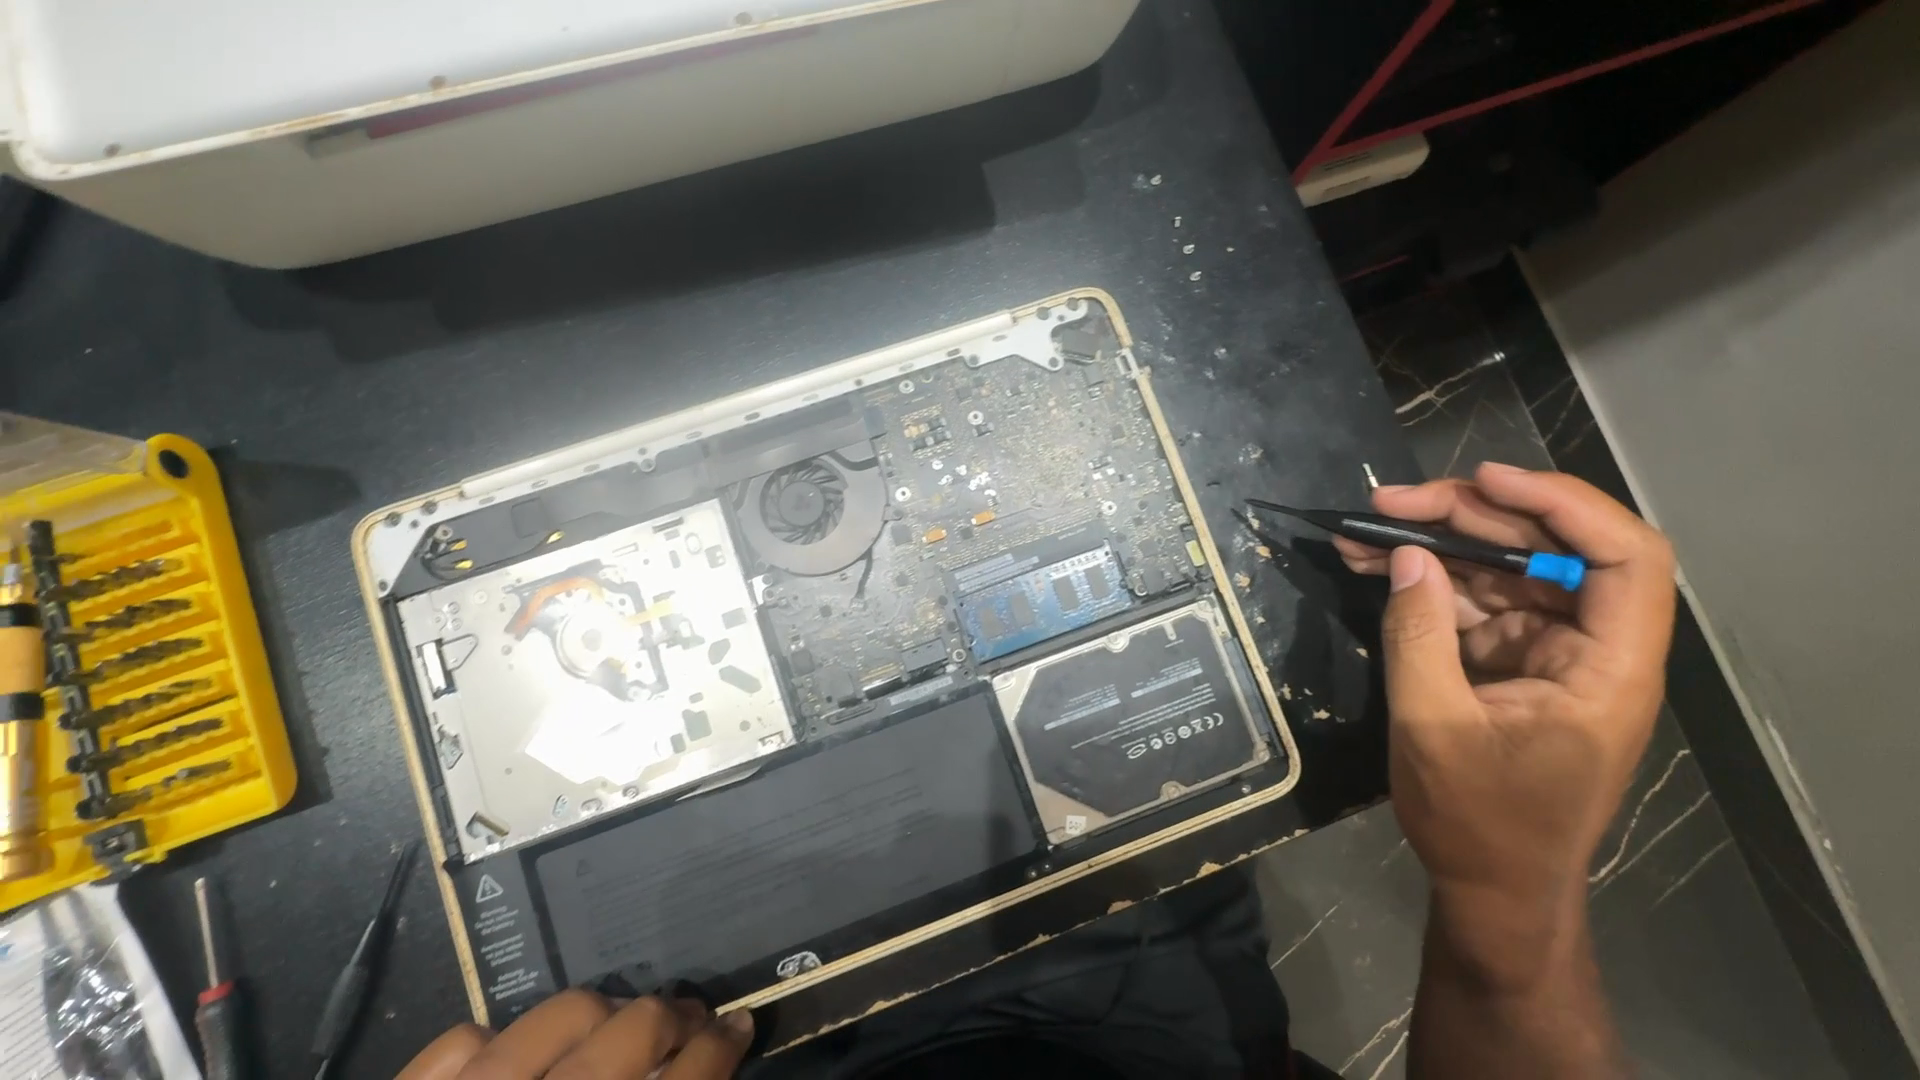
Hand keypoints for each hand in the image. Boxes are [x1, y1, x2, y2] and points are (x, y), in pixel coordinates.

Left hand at [395, 991, 752, 1079]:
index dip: (719, 1050)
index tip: (740, 1028)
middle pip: (632, 1030)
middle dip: (679, 1019)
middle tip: (695, 1029)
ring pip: (563, 1014)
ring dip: (610, 1014)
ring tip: (624, 1029)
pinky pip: (467, 1039)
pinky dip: (499, 1042)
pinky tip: (517, 1064)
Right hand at [1335, 463, 1674, 911]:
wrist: (1490, 885)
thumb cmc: (1478, 820)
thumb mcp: (1434, 727)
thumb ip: (1418, 635)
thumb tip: (1405, 557)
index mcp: (1608, 668)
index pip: (1625, 558)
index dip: (1563, 505)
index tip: (1483, 481)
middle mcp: (1589, 647)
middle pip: (1551, 550)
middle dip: (1470, 516)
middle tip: (1390, 503)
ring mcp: (1546, 651)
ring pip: (1503, 569)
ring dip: (1436, 543)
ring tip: (1366, 526)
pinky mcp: (1506, 661)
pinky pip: (1470, 602)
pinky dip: (1424, 581)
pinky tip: (1373, 562)